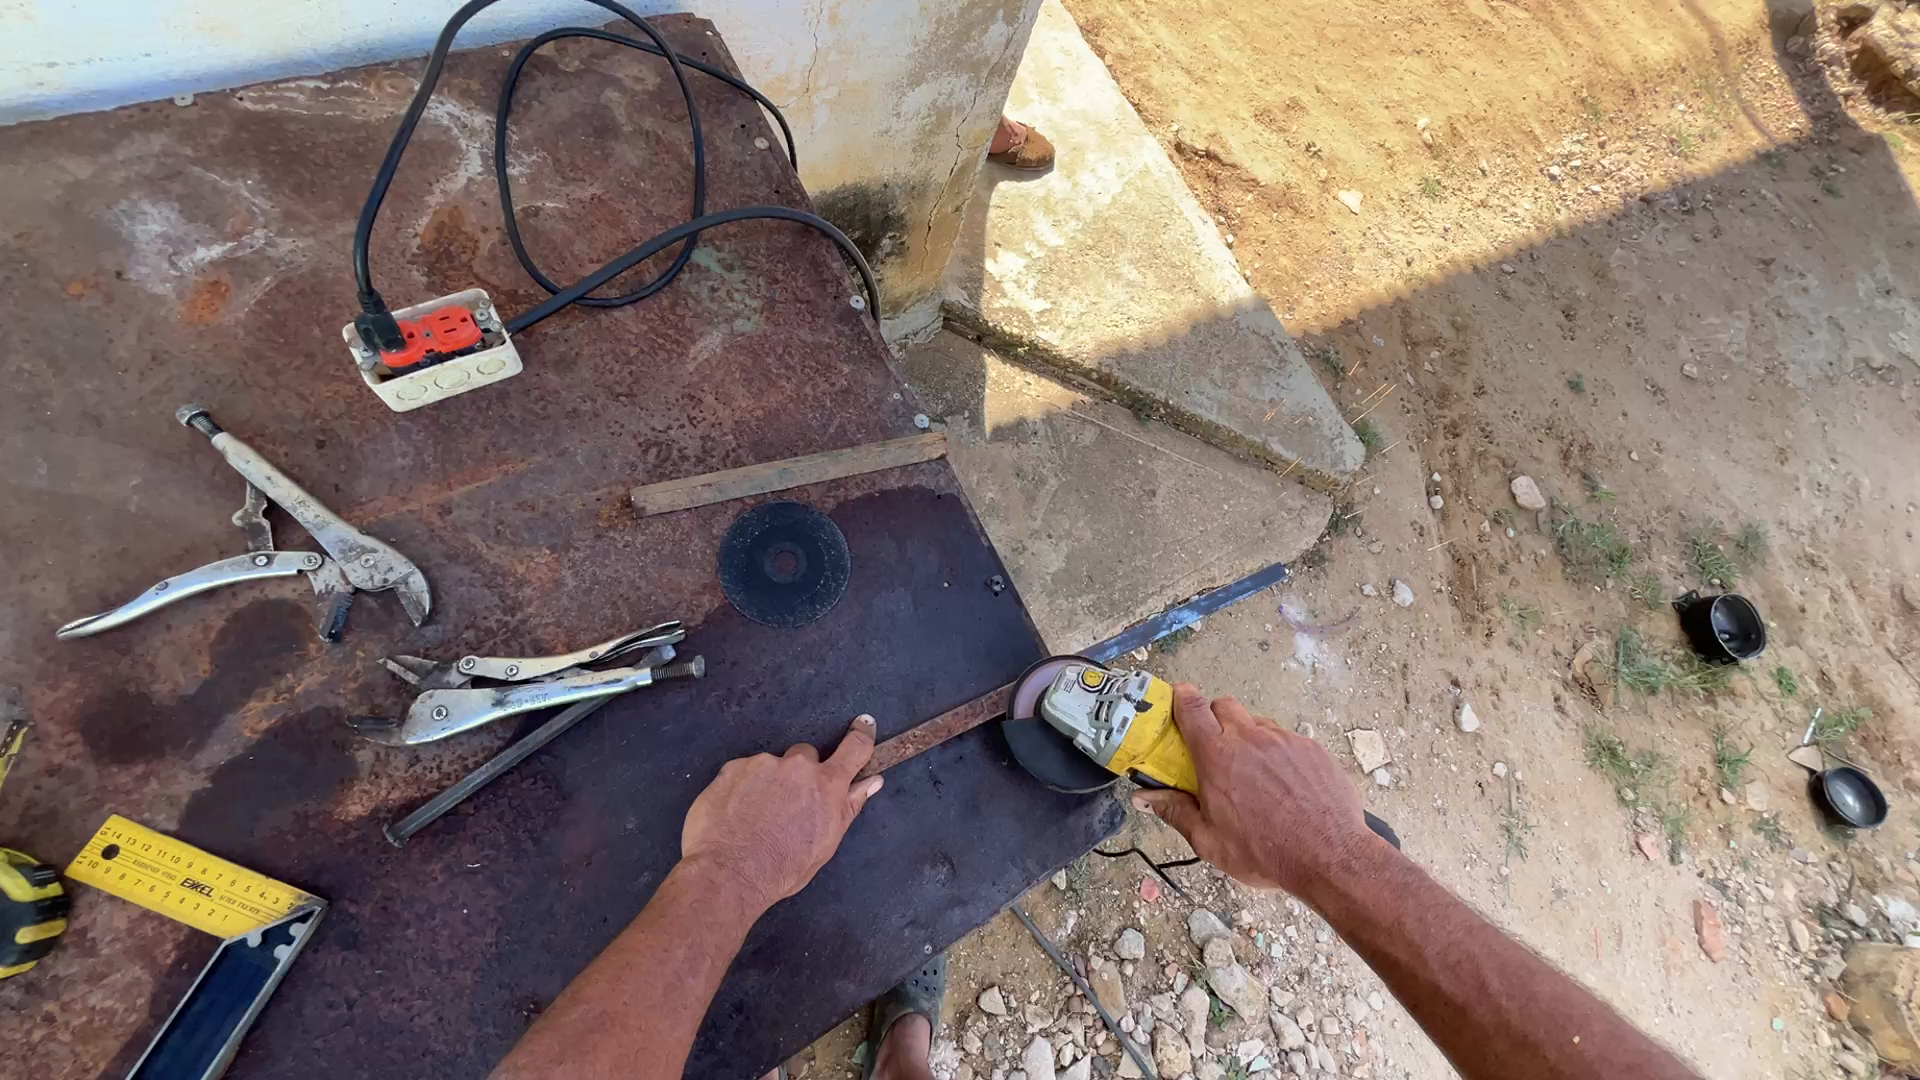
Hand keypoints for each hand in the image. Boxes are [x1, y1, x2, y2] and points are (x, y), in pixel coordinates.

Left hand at [680, 715, 883, 913]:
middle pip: (806, 755)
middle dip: (800, 773)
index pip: (855, 748)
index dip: (862, 734)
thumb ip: (849, 806)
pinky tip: (735, 813)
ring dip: (769, 782)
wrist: (728, 874)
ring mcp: (764, 763)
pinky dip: (742, 787)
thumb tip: (872, 782)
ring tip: (756, 815)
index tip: (864, 724)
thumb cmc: (782, 868)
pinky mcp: (733, 767)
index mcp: (827, 784)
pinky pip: (743, 771)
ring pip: (772, 765)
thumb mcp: (826, 843)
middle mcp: (798, 766)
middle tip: (787, 804)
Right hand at [1132, 685, 1385, 898]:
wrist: (1331, 857)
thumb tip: (1142, 797)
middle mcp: (1249, 738)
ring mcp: (1284, 740)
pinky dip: (1280, 755)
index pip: (1192, 707)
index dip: (1182, 697)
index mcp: (1217, 756)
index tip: (1179, 697)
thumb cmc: (1265, 852)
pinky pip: (1288, 740)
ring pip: (1257, 724)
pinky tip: (1286, 785)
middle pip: (1224, 706)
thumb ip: (1174, 811)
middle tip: (1217, 747)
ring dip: (1249, 738)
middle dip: (1216, 718)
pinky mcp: (1311, 749)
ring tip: (1256, 773)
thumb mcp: (1209, 840)